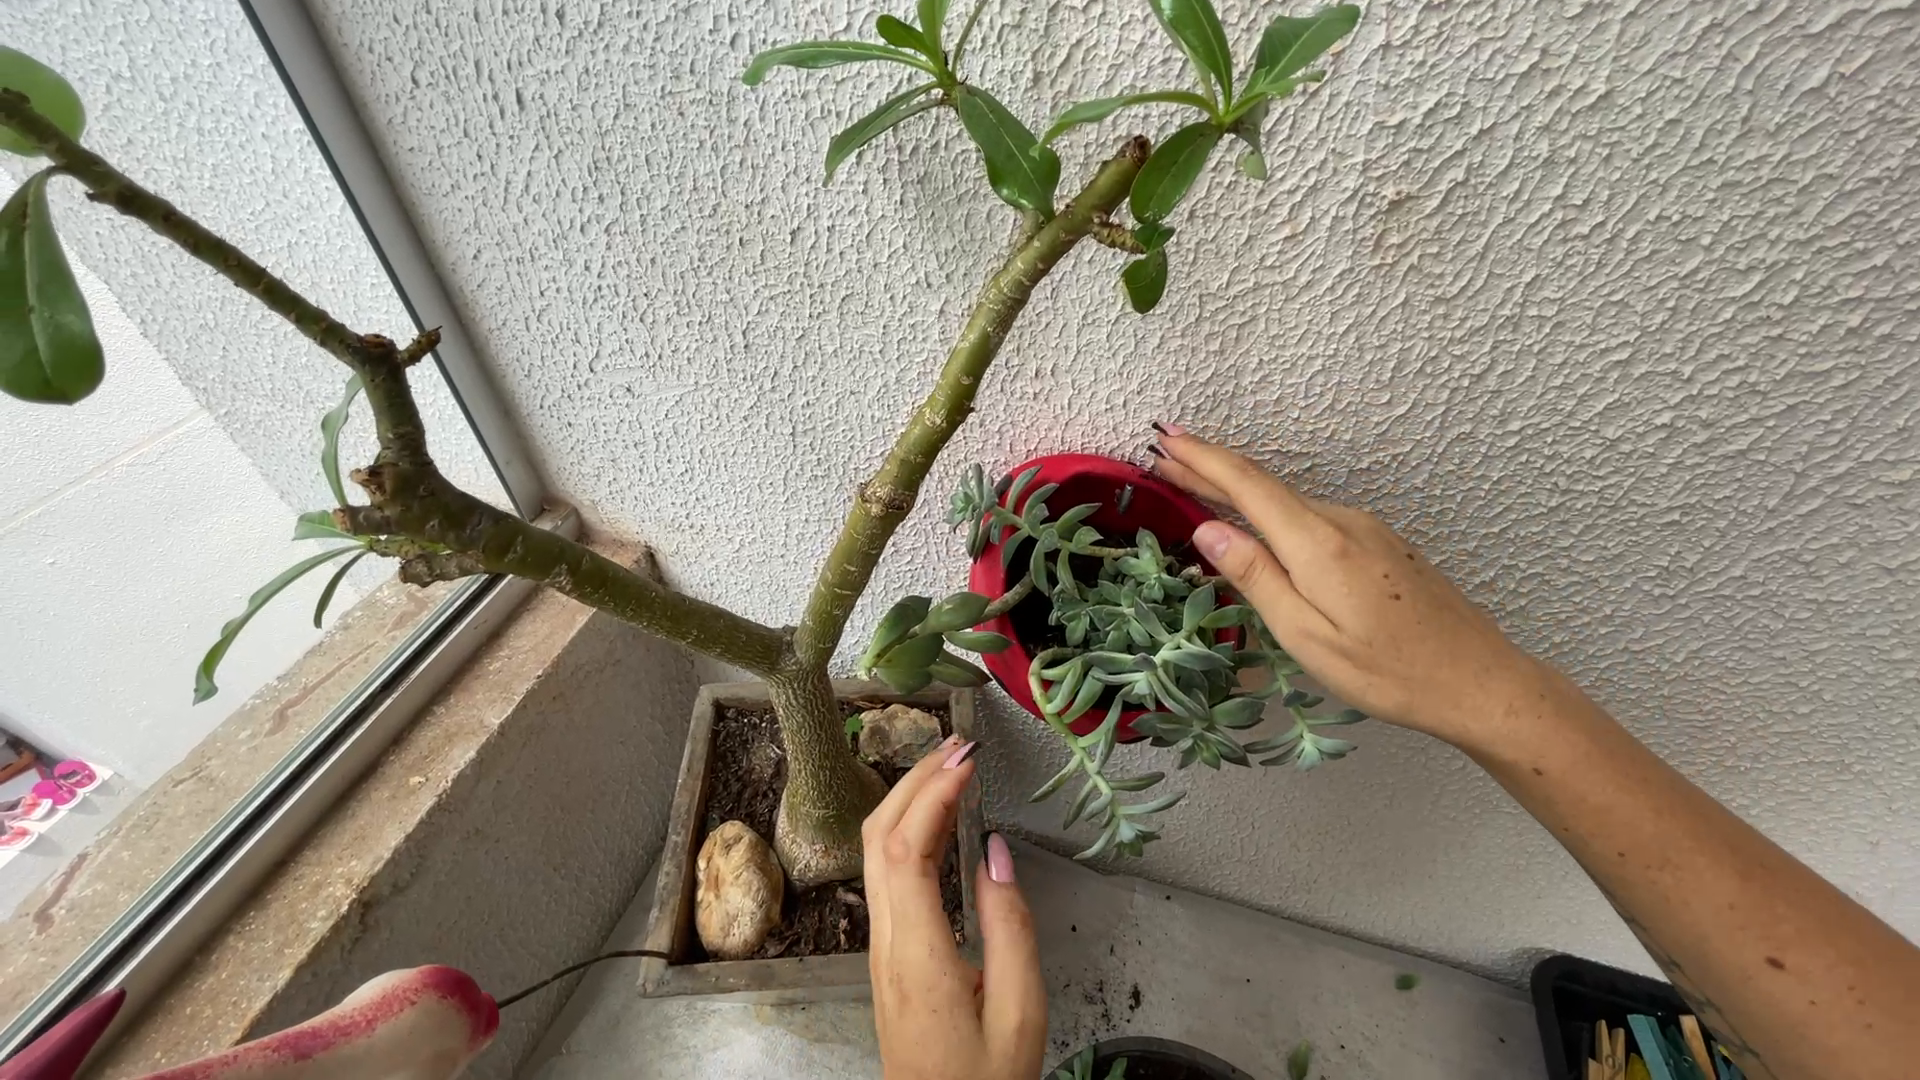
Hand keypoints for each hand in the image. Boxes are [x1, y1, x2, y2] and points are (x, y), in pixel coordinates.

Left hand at [864, 737, 1045, 1079]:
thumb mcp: (1020, 1012)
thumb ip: (1010, 927)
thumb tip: (994, 850)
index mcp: (918, 954)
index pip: (908, 849)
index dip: (932, 794)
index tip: (967, 759)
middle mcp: (886, 940)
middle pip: (879, 836)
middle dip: (914, 779)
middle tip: (957, 744)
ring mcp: (879, 943)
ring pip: (874, 848)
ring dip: (906, 796)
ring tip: (948, 765)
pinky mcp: (886, 947)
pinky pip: (884, 867)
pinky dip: (906, 824)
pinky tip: (935, 813)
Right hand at [1150, 425, 1546, 745]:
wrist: (1481, 680)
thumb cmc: (1387, 672)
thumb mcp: (1305, 635)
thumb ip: (1255, 577)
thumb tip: (1207, 528)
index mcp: (1318, 542)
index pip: (1247, 485)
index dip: (1201, 459)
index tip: (1166, 438)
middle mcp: (1342, 521)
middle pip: (1264, 486)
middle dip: (1209, 468)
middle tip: (1164, 457)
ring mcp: (1364, 528)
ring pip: (1287, 501)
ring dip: (1238, 492)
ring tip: (1195, 488)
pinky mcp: (1377, 542)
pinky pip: (1310, 516)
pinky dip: (1270, 510)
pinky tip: (1254, 522)